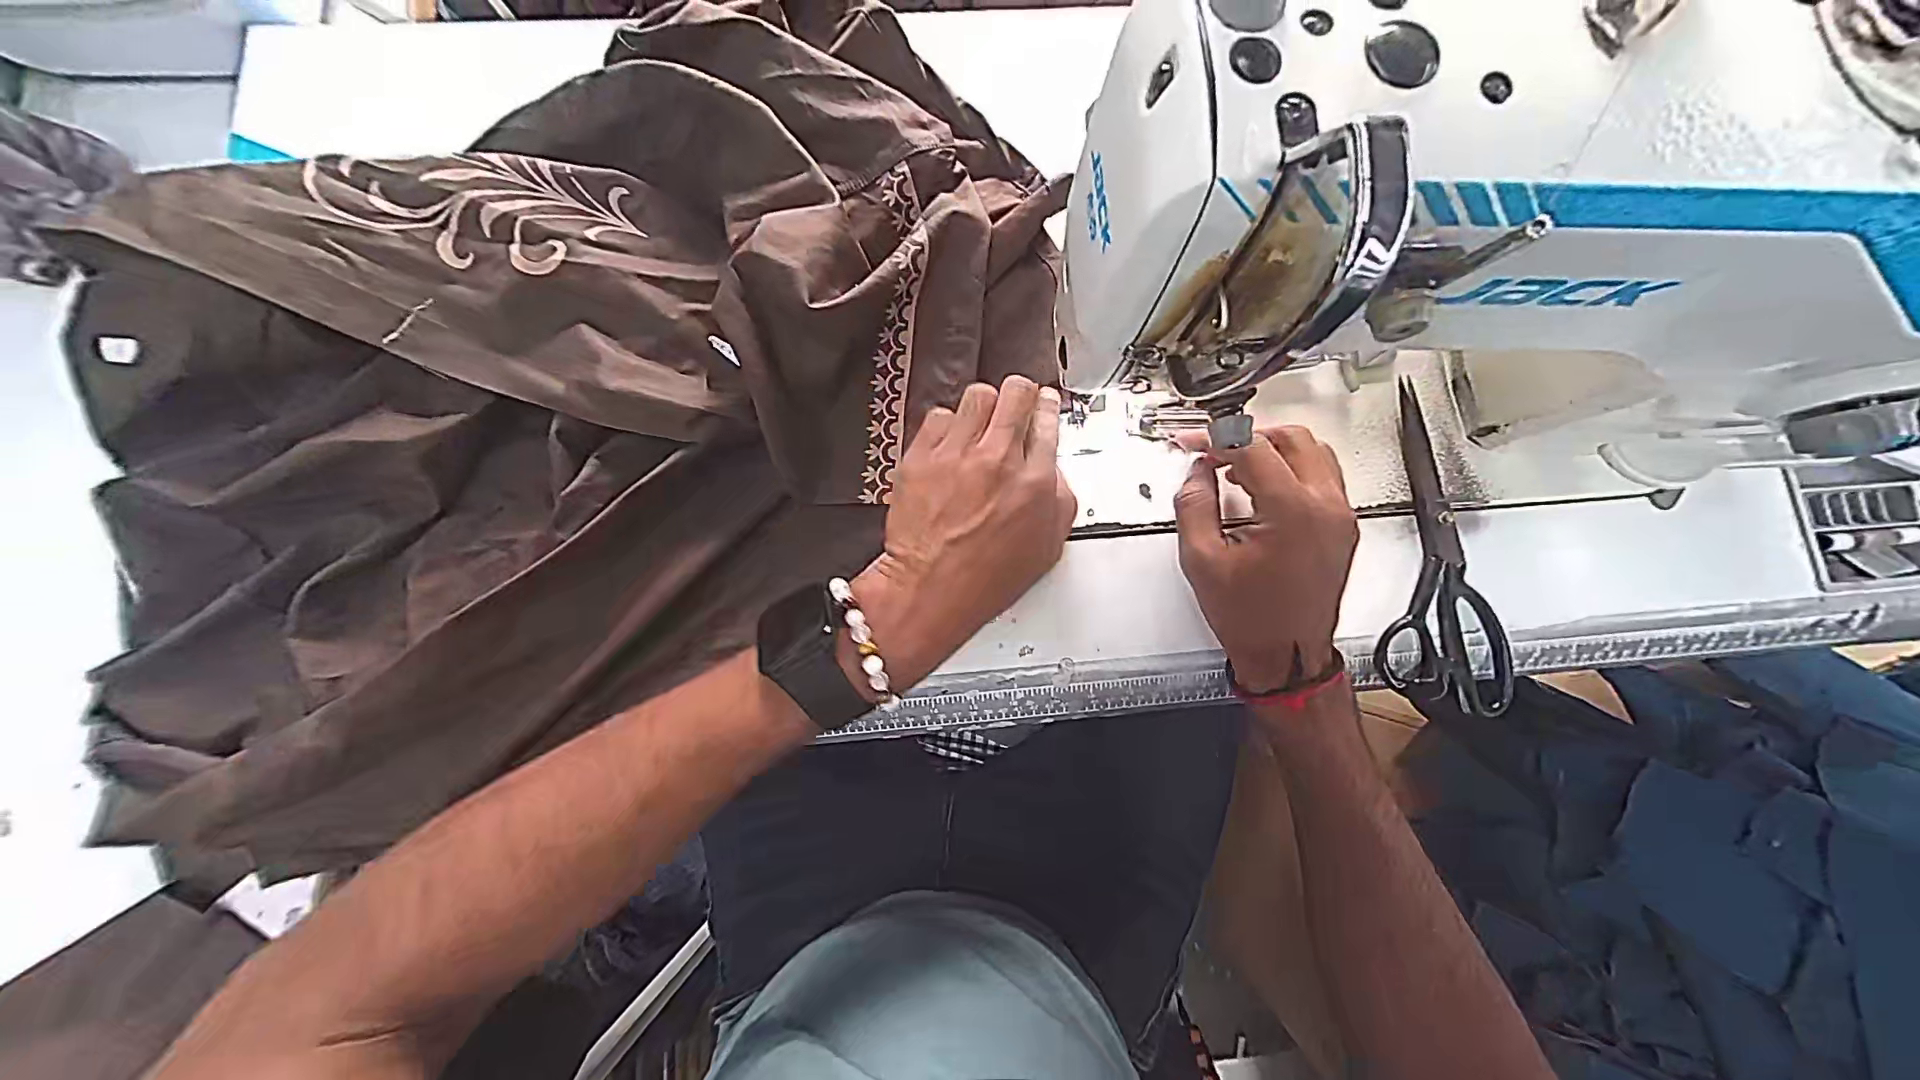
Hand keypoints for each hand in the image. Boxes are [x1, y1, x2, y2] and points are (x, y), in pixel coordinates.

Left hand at [845, 375, 1077, 694]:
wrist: (929, 589)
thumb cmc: (984, 578)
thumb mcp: (1047, 547)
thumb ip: (1059, 499)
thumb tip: (1054, 470)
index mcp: (1035, 482)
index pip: (1046, 419)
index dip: (1045, 407)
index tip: (1042, 404)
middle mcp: (998, 460)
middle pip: (1015, 393)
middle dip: (1019, 394)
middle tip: (1015, 403)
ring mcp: (957, 455)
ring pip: (977, 396)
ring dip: (983, 407)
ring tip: (980, 424)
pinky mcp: (922, 457)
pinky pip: (939, 417)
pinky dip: (947, 427)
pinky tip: (950, 445)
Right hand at [1174, 424, 1357, 692]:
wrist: (1286, 652)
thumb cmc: (1252, 619)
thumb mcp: (1202, 559)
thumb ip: (1193, 504)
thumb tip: (1196, 472)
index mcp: (1292, 512)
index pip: (1252, 447)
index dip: (1215, 437)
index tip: (1194, 441)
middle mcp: (1326, 508)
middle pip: (1290, 437)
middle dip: (1246, 435)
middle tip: (1214, 450)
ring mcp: (1340, 516)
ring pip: (1312, 450)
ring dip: (1271, 449)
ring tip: (1235, 465)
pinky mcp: (1342, 525)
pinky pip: (1322, 475)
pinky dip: (1291, 468)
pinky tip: (1262, 485)